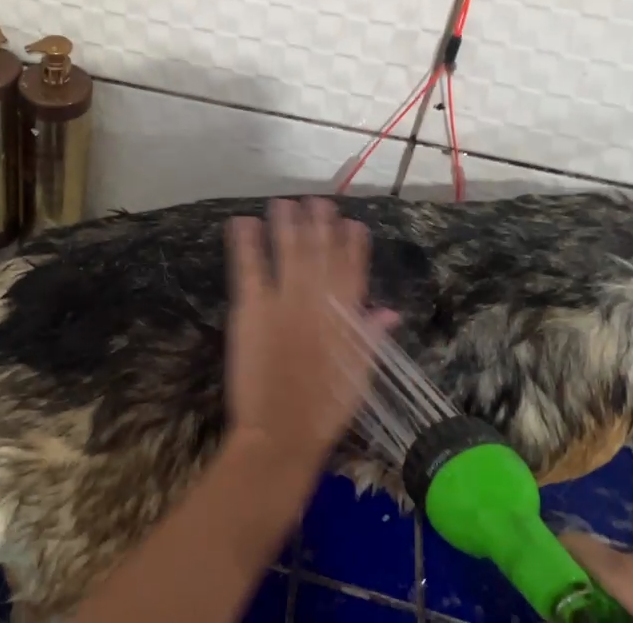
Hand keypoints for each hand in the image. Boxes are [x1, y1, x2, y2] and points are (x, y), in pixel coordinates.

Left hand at [223, 199, 397, 474]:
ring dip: (286, 225)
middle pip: (319, 255)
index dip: (353, 246)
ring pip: (287, 253)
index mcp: (345, 319)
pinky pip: (249, 268)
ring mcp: (283, 302)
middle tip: (317, 200)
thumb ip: (371, 337)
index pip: (353, 272)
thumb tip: (390, 310)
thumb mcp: (358, 375)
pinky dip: (245, 244)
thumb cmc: (323, 411)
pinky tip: (242, 222)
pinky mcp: (252, 309)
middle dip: (319, 225)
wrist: (282, 433)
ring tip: (284, 202)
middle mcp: (316, 303)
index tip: (353, 223)